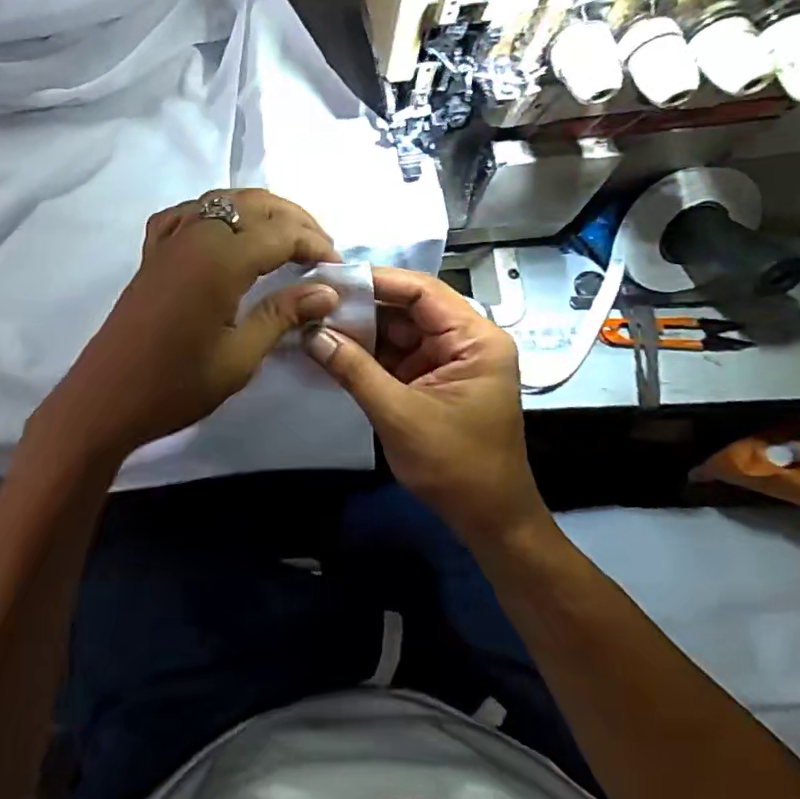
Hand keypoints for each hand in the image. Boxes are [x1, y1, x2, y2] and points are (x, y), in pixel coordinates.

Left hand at [37, 189, 342, 457]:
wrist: (105, 401)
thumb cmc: (175, 385)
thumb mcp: (240, 357)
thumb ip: (283, 315)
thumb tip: (328, 291)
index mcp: (218, 259)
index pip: (280, 233)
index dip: (315, 245)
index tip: (338, 268)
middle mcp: (193, 236)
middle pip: (254, 205)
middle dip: (295, 220)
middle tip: (322, 249)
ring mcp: (168, 242)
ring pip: (221, 201)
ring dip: (260, 212)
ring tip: (287, 238)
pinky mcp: (152, 255)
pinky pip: (187, 215)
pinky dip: (215, 213)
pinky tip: (225, 231)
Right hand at [306, 267, 547, 548]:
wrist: (488, 519)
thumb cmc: (456, 466)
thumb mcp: (400, 415)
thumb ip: (354, 370)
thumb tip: (311, 333)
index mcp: (476, 339)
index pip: (422, 291)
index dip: (376, 281)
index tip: (330, 279)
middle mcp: (465, 342)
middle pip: (408, 310)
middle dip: (361, 308)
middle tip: (312, 301)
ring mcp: (448, 363)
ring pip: (399, 334)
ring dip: (360, 332)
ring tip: (313, 323)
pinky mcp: (433, 383)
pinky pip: (397, 359)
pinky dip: (367, 357)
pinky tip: (331, 350)